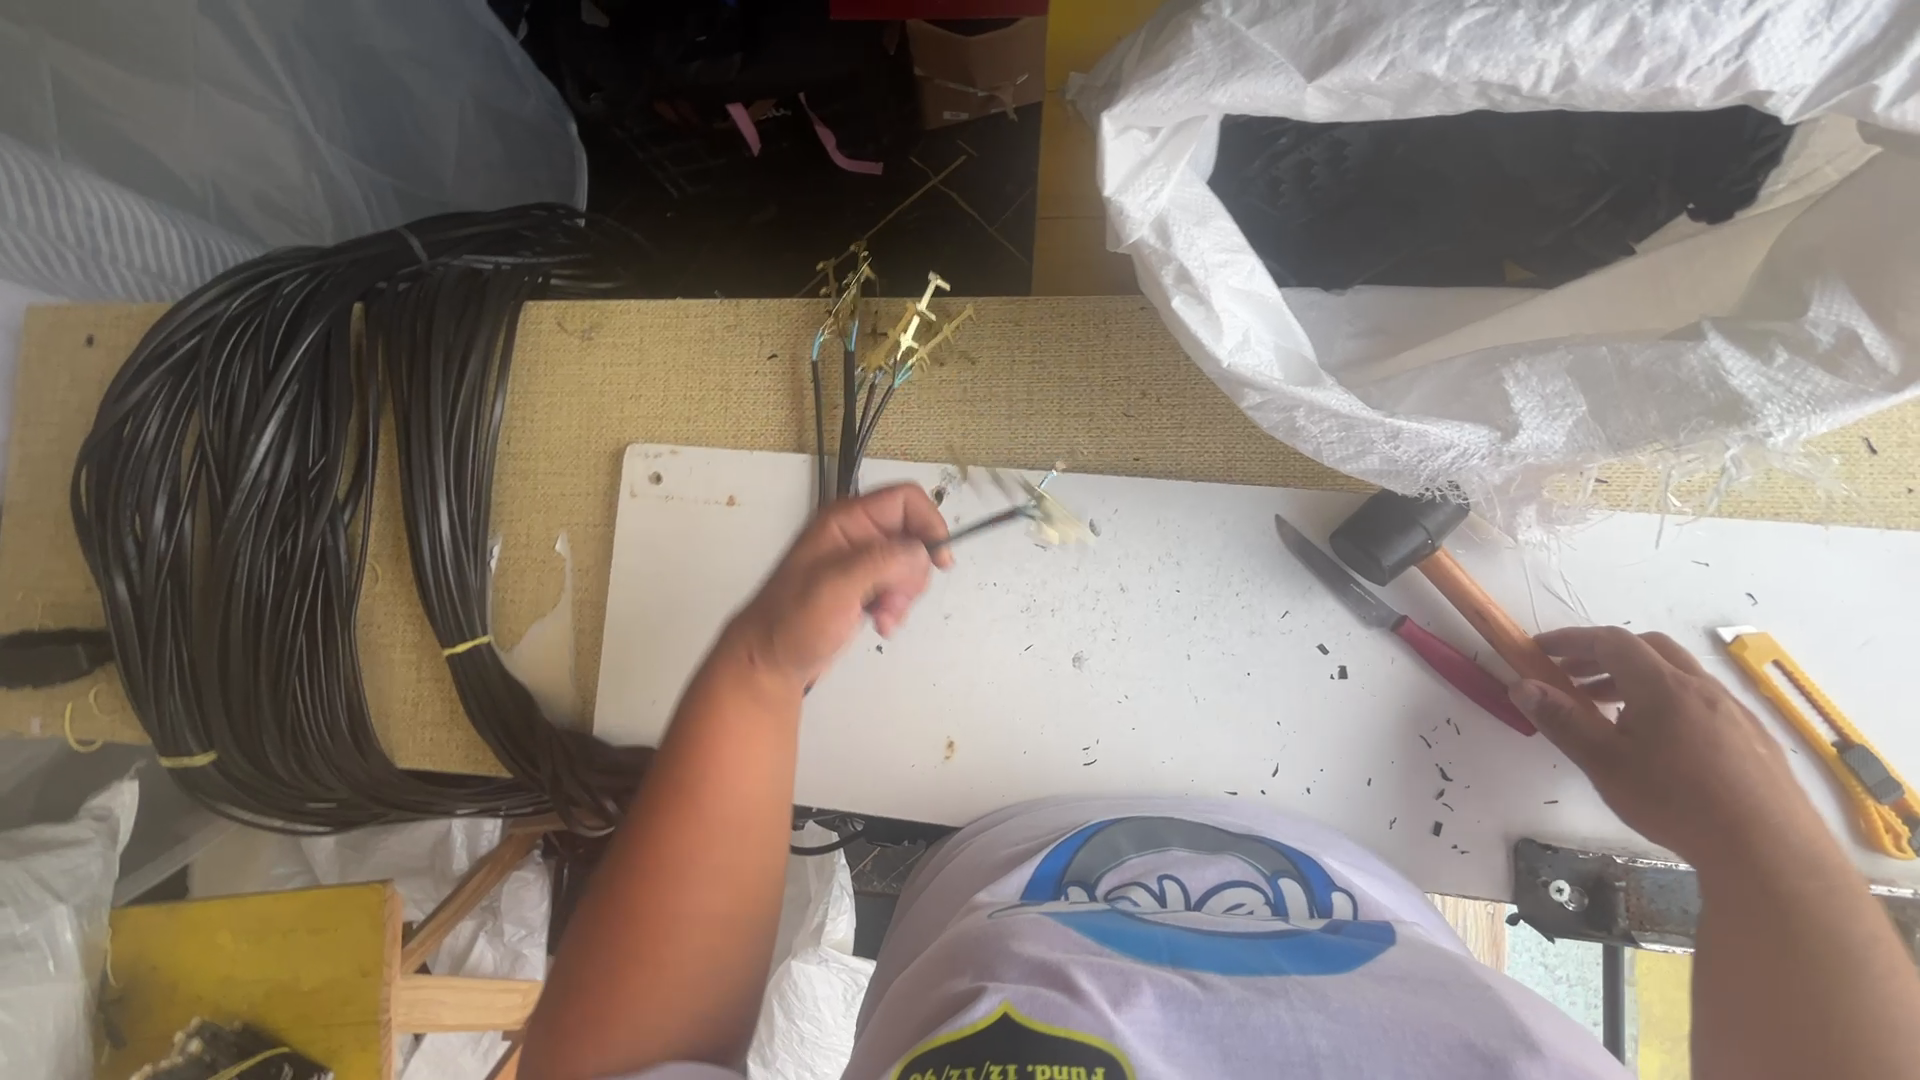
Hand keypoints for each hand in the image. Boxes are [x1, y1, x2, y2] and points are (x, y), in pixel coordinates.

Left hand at [722, 484, 951, 691]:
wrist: (772, 659)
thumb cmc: (788, 622)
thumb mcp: (835, 586)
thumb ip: (880, 561)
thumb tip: (919, 550)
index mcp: (845, 521)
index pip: (905, 500)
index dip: (928, 523)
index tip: (937, 556)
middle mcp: (856, 535)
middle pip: (914, 535)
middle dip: (913, 571)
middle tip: (892, 595)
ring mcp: (861, 562)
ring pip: (910, 565)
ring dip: (905, 594)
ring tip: (882, 613)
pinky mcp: (865, 586)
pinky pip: (900, 588)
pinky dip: (898, 607)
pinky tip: (880, 621)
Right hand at [1509, 626, 1827, 871]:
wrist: (1771, 854)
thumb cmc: (1676, 803)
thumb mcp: (1603, 763)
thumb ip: (1562, 720)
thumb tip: (1523, 686)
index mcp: (1663, 687)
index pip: (1611, 641)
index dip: (1571, 640)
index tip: (1540, 650)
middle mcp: (1703, 689)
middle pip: (1649, 647)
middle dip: (1604, 654)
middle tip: (1572, 677)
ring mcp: (1735, 712)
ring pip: (1678, 674)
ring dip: (1635, 677)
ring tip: (1608, 711)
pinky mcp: (1754, 737)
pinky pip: (1701, 699)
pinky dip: (1666, 699)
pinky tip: (1657, 740)